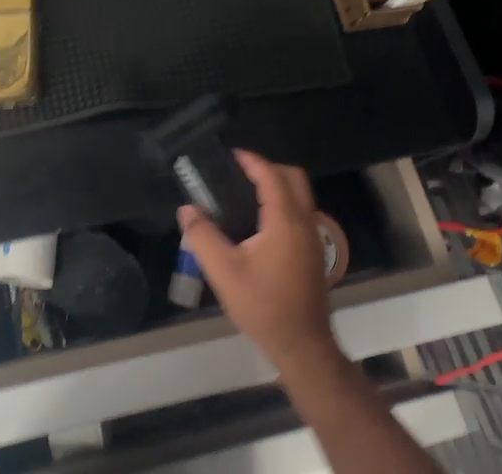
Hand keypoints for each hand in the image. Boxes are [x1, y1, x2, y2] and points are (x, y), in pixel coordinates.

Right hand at [178, 151, 337, 368]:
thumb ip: (202, 236)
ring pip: (300, 196)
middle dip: (268, 168)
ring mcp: (313, 239)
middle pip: (294, 179)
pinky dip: (282, 204)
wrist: (302, 345)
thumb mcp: (223, 272)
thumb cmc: (263, 306)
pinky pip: (300, 213)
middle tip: (239, 172)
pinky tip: (258, 223)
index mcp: (285, 221)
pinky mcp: (314, 253)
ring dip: (277, 186)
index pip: (272, 176)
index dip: (252, 161)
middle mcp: (305, 223)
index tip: (231, 155)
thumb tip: (187, 209)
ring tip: (244, 193)